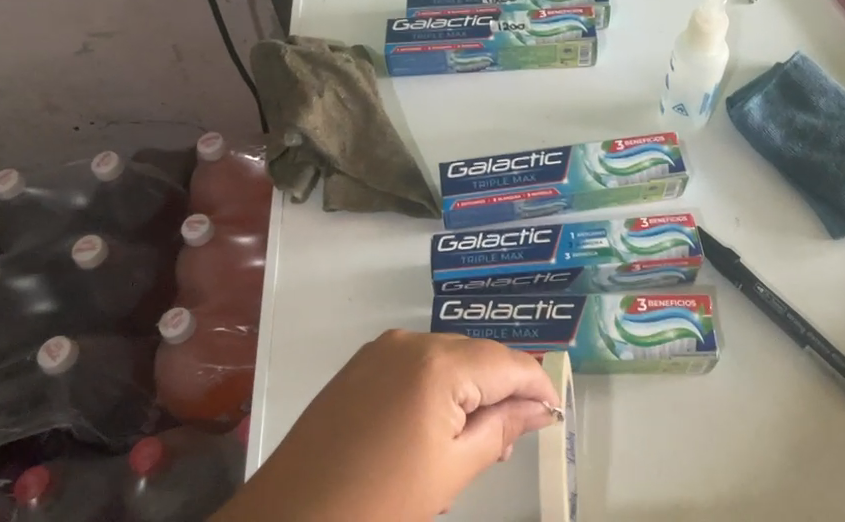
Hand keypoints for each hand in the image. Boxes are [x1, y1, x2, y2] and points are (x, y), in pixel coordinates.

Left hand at [221, 330, 559, 521]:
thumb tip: (541, 408)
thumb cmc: (379, 503)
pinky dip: (438, 386)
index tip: (555, 414)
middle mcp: (412, 340)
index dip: (537, 385)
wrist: (289, 518)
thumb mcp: (451, 470)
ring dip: (470, 388)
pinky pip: (418, 363)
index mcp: (438, 364)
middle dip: (502, 389)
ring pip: (449, 357)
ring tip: (474, 440)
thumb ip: (501, 429)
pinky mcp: (361, 363)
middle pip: (478, 355)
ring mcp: (382, 348)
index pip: (508, 362)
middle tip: (511, 440)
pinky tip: (437, 425)